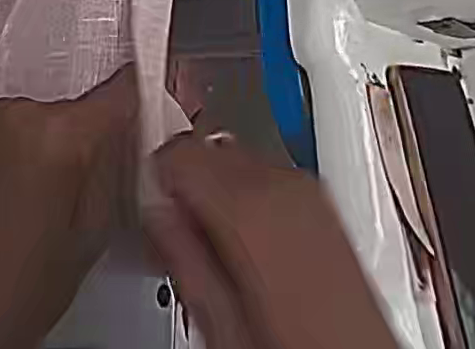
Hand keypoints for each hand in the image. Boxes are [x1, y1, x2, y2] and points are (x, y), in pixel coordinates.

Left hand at [0, 67, 138, 348]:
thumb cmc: (30, 276)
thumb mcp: (103, 217)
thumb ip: (125, 156)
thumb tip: (138, 120)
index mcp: (63, 134)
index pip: (121, 88)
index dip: (142, 95)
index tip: (149, 99)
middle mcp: (28, 114)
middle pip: (91, 102)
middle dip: (103, 130)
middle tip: (101, 172)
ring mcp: (4, 116)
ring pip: (64, 110)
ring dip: (71, 135)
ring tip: (64, 184)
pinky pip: (38, 116)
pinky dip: (47, 138)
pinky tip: (43, 179)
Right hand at [145, 133, 399, 348]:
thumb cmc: (298, 346)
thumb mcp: (218, 317)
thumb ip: (181, 253)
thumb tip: (157, 213)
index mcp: (249, 203)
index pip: (180, 147)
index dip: (157, 170)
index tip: (151, 196)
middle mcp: (281, 181)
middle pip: (209, 146)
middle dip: (187, 178)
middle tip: (177, 225)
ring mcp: (308, 184)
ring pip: (237, 154)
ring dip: (217, 183)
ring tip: (214, 239)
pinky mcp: (323, 195)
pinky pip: (268, 171)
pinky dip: (248, 190)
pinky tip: (248, 237)